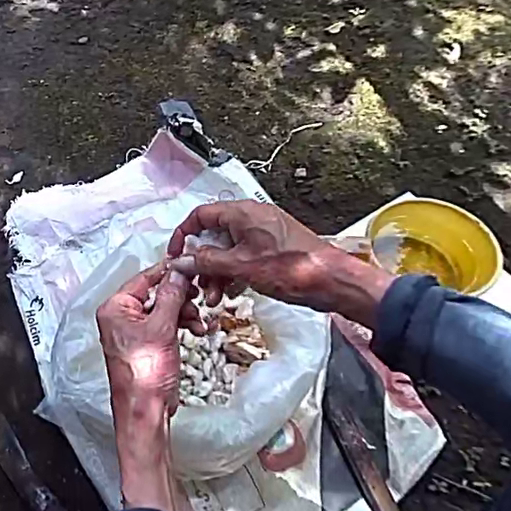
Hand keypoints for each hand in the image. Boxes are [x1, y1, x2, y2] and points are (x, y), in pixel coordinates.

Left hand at [96, 262, 193, 510]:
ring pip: (164, 309)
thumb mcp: (162, 328)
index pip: (143, 279)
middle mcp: (120, 317)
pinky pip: (166, 324)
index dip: (167, 272)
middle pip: (155, 293)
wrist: (145, 409)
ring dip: (185, 312)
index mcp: (115, 308)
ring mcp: (133, 331)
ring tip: (199, 323)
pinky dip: (182, 325)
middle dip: (180, 297)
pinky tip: (197, 330)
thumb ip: (171, 296)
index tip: (189, 267)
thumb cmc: (145, 374)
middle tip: (198, 298)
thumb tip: (178, 273)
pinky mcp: (147, 343)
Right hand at [166, 200, 392, 326]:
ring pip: (227, 249)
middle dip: (201, 261)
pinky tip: (231, 293)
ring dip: (216, 272)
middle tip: (196, 283)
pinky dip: (233, 273)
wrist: (334, 282)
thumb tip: (181, 261)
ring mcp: (263, 234)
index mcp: (243, 213)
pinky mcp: (272, 249)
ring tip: (214, 297)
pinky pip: (242, 257)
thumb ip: (206, 261)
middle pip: (212, 235)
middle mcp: (252, 218)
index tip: (176, 256)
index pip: (200, 215)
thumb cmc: (292, 268)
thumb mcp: (241, 266)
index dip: (183, 235)